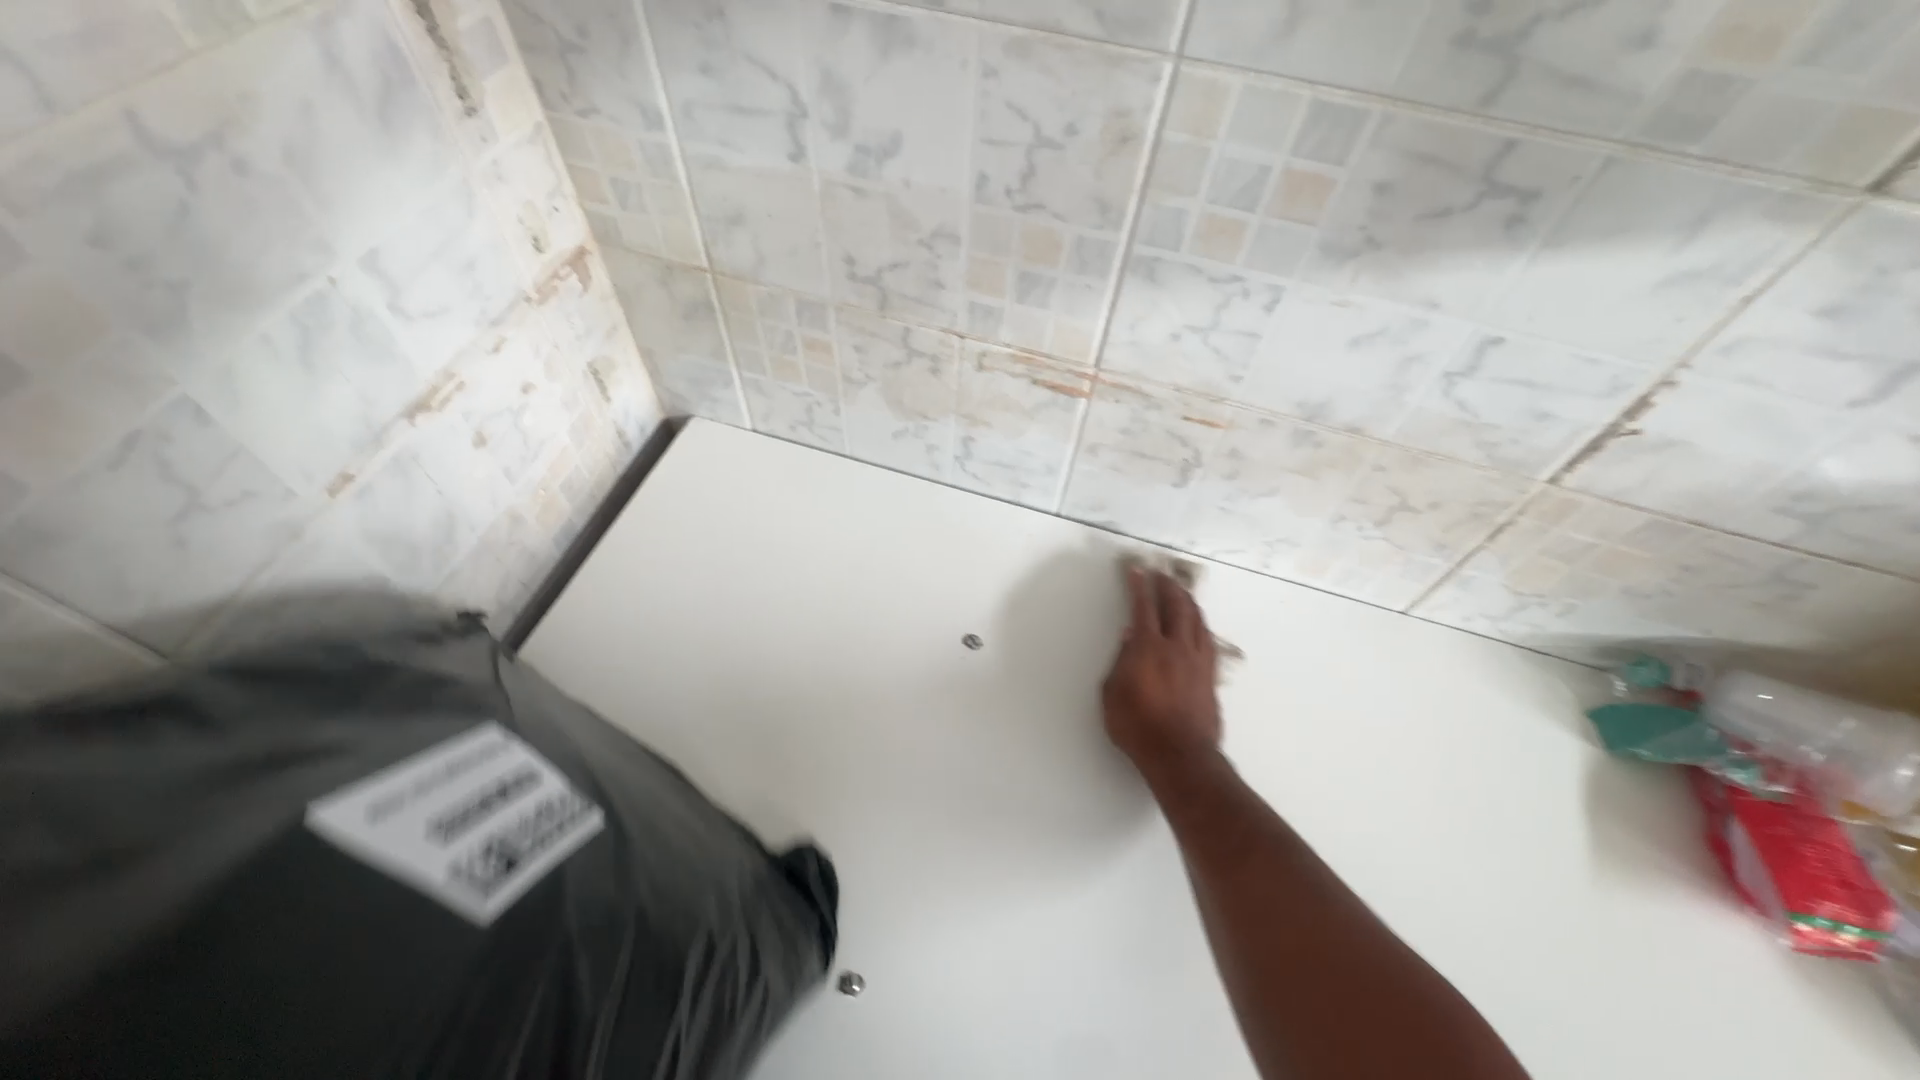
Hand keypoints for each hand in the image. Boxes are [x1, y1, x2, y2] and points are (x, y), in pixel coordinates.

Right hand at [1102, 567, 1221, 769]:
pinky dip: (1200, 623)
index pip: (1143, 608)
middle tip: (1161, 574)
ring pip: (1196, 619)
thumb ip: (1121, 661)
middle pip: (1175, 606)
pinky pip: (1207, 639)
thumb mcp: (1112, 694)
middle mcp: (1176, 647)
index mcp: (1148, 648)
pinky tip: (1198, 623)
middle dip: (1167, 586)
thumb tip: (1129, 637)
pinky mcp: (1210, 675)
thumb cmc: (1137, 727)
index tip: (1137, 570)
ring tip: (1180, 591)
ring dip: (1187, 600)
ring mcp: (1197, 660)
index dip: (1139, 586)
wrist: (1180, 755)